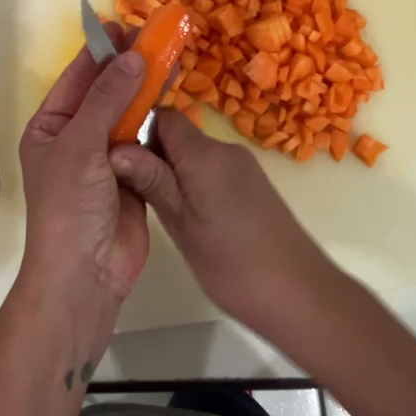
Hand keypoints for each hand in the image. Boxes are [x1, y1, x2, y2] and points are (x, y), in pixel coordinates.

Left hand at [17, 27, 150, 310]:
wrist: (85, 273)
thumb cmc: (70, 206)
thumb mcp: (81, 146)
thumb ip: (106, 100)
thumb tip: (132, 58)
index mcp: (50, 128)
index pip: (75, 80)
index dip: (98, 53)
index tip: (121, 25)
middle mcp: (74, 139)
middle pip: (102, 94)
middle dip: (125, 67)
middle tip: (153, 36)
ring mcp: (103, 159)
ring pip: (125, 115)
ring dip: (144, 90)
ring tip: (169, 58)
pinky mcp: (131, 177)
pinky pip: (144, 141)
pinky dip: (157, 121)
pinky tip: (174, 99)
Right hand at [109, 109, 338, 327]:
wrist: (303, 298)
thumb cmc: (234, 265)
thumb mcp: (182, 225)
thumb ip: (151, 182)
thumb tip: (113, 146)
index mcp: (205, 154)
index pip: (162, 117)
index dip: (137, 130)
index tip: (116, 157)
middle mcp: (225, 151)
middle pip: (177, 136)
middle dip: (152, 157)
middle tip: (130, 190)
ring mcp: (242, 168)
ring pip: (193, 156)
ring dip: (172, 174)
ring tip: (157, 209)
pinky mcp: (253, 186)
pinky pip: (211, 171)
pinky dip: (193, 185)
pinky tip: (188, 218)